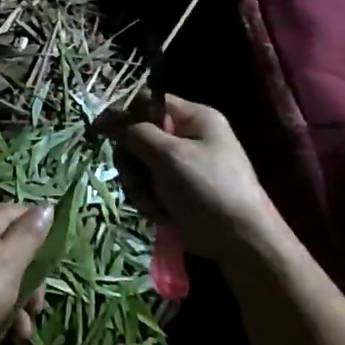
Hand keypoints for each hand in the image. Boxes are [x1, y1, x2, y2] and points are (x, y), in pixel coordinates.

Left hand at [0, 203, 50, 344]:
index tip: (56, 258)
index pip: (20, 212)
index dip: (41, 231)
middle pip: (16, 248)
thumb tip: (48, 206)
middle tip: (38, 303)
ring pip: (8, 277)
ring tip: (25, 327)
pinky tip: (14, 334)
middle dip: (33, 277)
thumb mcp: (9, 262)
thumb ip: (30, 235)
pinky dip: (7, 314)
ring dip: (23, 302)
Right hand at [101, 94, 277, 262]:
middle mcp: (189, 136)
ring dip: (140, 186)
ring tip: (154, 205)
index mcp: (195, 117)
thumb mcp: (169, 156)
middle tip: (137, 180)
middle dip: (133, 162)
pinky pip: (149, 186)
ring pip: (140, 165)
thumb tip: (104, 119)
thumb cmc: (208, 190)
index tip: (102, 133)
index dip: (124, 115)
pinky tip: (161, 214)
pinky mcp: (178, 190)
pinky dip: (150, 200)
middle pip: (139, 136)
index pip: (149, 102)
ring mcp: (183, 165)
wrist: (241, 242)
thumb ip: (134, 133)